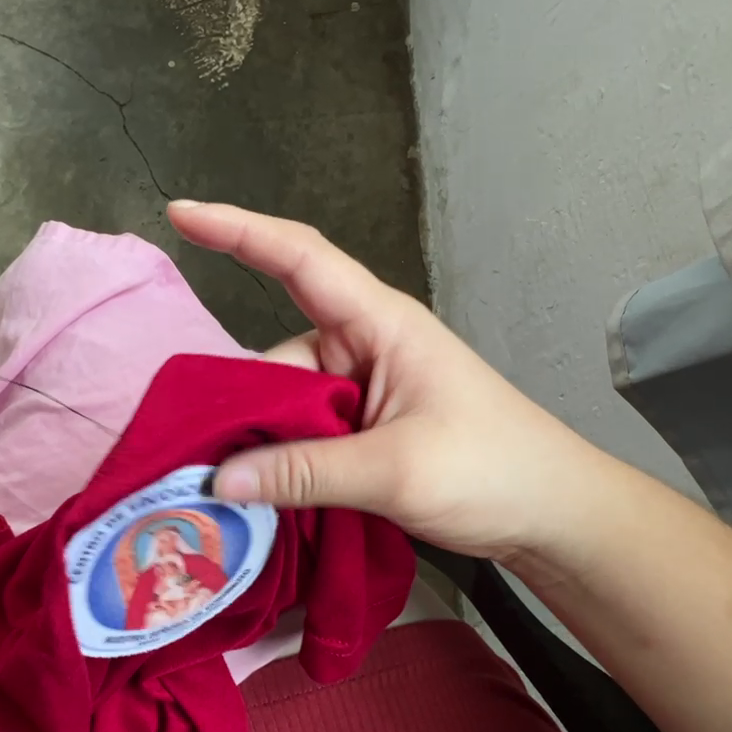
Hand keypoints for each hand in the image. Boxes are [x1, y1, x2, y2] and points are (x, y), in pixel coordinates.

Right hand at [169, 202, 627, 562]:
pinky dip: (282, 460)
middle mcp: (363, 347)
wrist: (552, 517)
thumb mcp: (395, 469)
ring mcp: (362, 391)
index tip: (180, 214)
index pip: (301, 259)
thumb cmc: (494, 470)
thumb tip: (218, 478)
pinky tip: (266, 492)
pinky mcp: (362, 430)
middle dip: (244, 400)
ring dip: (264, 442)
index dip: (239, 231)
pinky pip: (302, 432)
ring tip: (248, 491)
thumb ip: (304, 472)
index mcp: (380, 325)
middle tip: (206, 457)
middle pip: (278, 355)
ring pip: (285, 402)